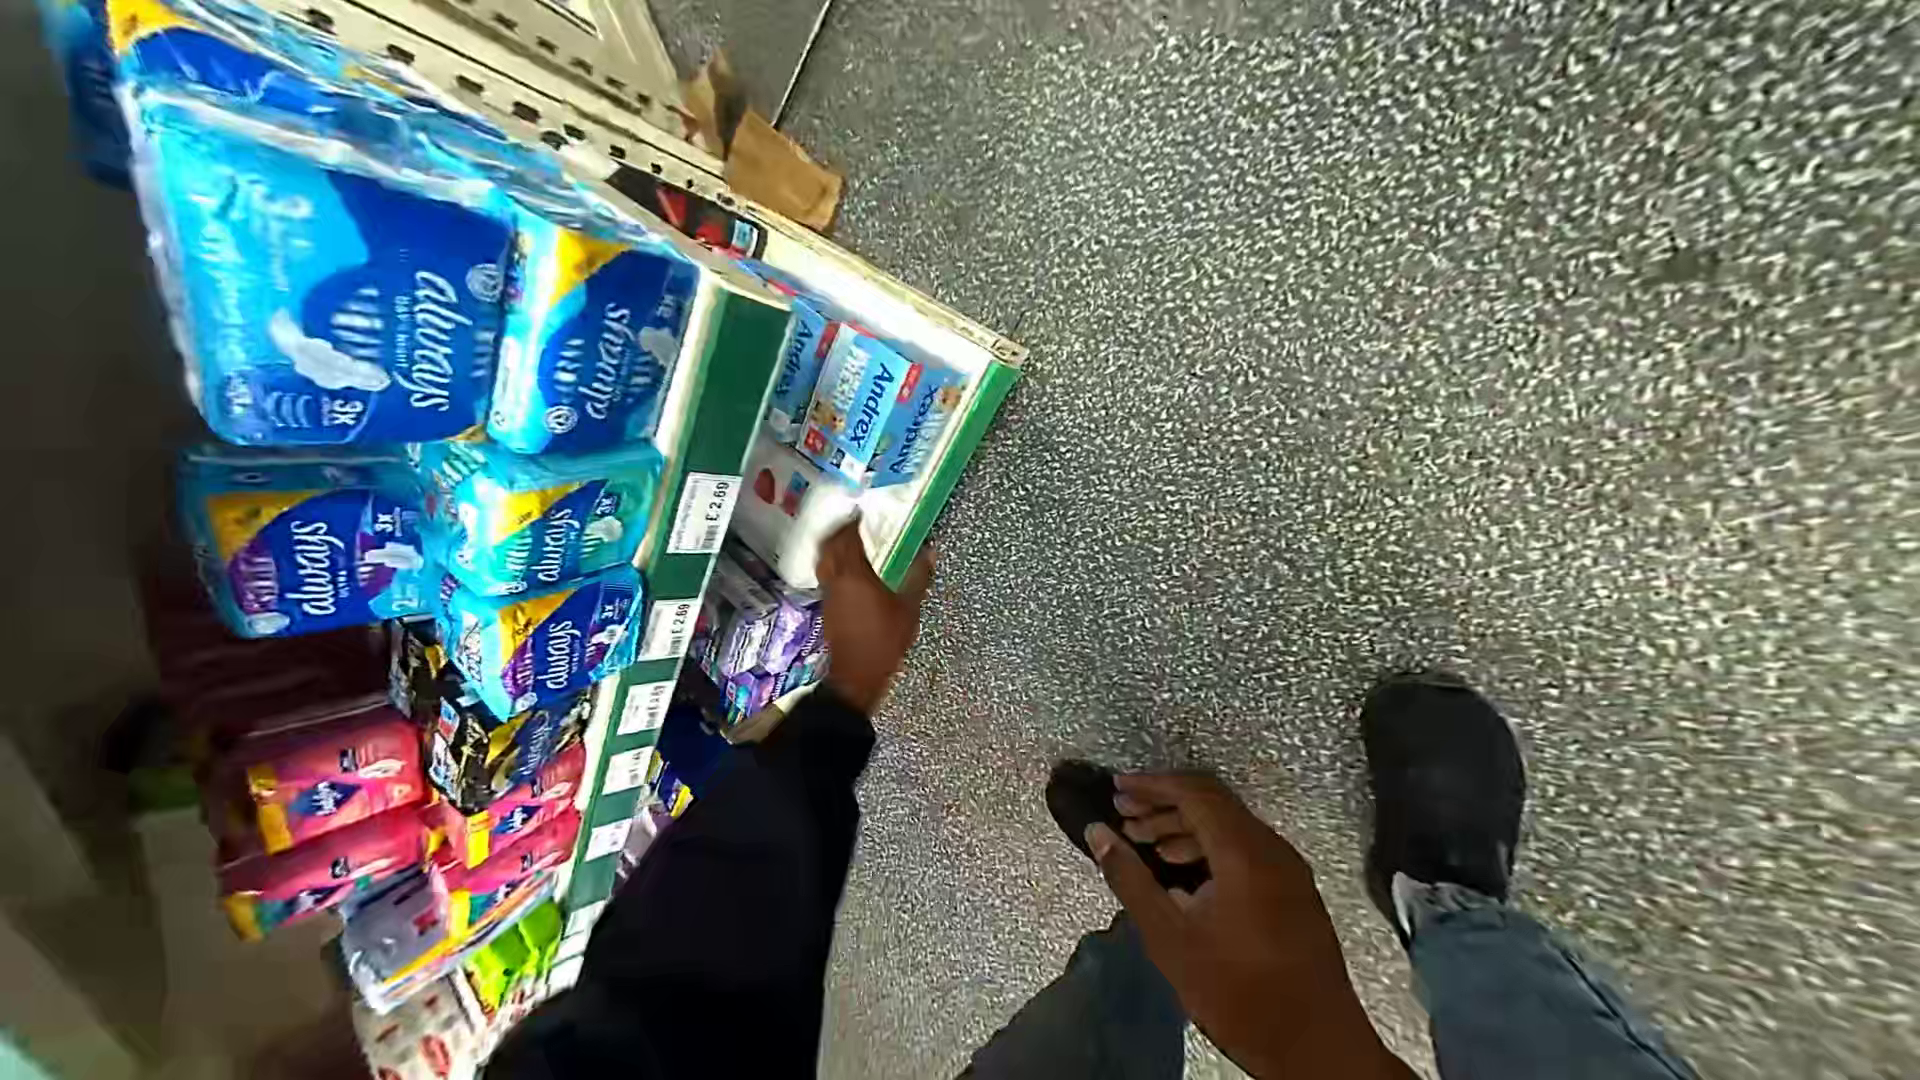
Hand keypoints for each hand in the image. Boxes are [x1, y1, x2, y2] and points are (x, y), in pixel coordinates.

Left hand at [814, 517, 933, 713]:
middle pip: (829, 546)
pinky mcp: (826, 607)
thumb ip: (918, 576)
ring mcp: (828, 594)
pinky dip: (834, 564)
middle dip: (839, 531)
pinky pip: (826, 574)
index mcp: (854, 574)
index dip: (852, 522)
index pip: (847, 538)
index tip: (862, 512)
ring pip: (824, 560)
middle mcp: (835, 580)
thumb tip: (930, 551)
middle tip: (854, 523)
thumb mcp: (909, 608)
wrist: (857, 674)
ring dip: (833, 547)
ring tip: (849, 542)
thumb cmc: (884, 639)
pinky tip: (849, 569)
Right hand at [1088, 773, 1414, 1079]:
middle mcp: (1270, 848)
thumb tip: (1097, 832)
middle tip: (1124, 813)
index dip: (1151, 784)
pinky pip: (1243, 846)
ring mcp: (1287, 868)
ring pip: (1227, 824)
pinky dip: (1206, 846)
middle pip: (1211, 802)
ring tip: (1144, 841)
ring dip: (1182, 825)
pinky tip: (1179, 871)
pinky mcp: (1293, 889)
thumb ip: (1129, 877)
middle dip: (1163, 802)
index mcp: (1244, 853)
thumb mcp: (1169, 937)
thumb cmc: (1238, 994)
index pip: (1193, 792)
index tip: (1117, 787)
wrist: (1320, 1056)